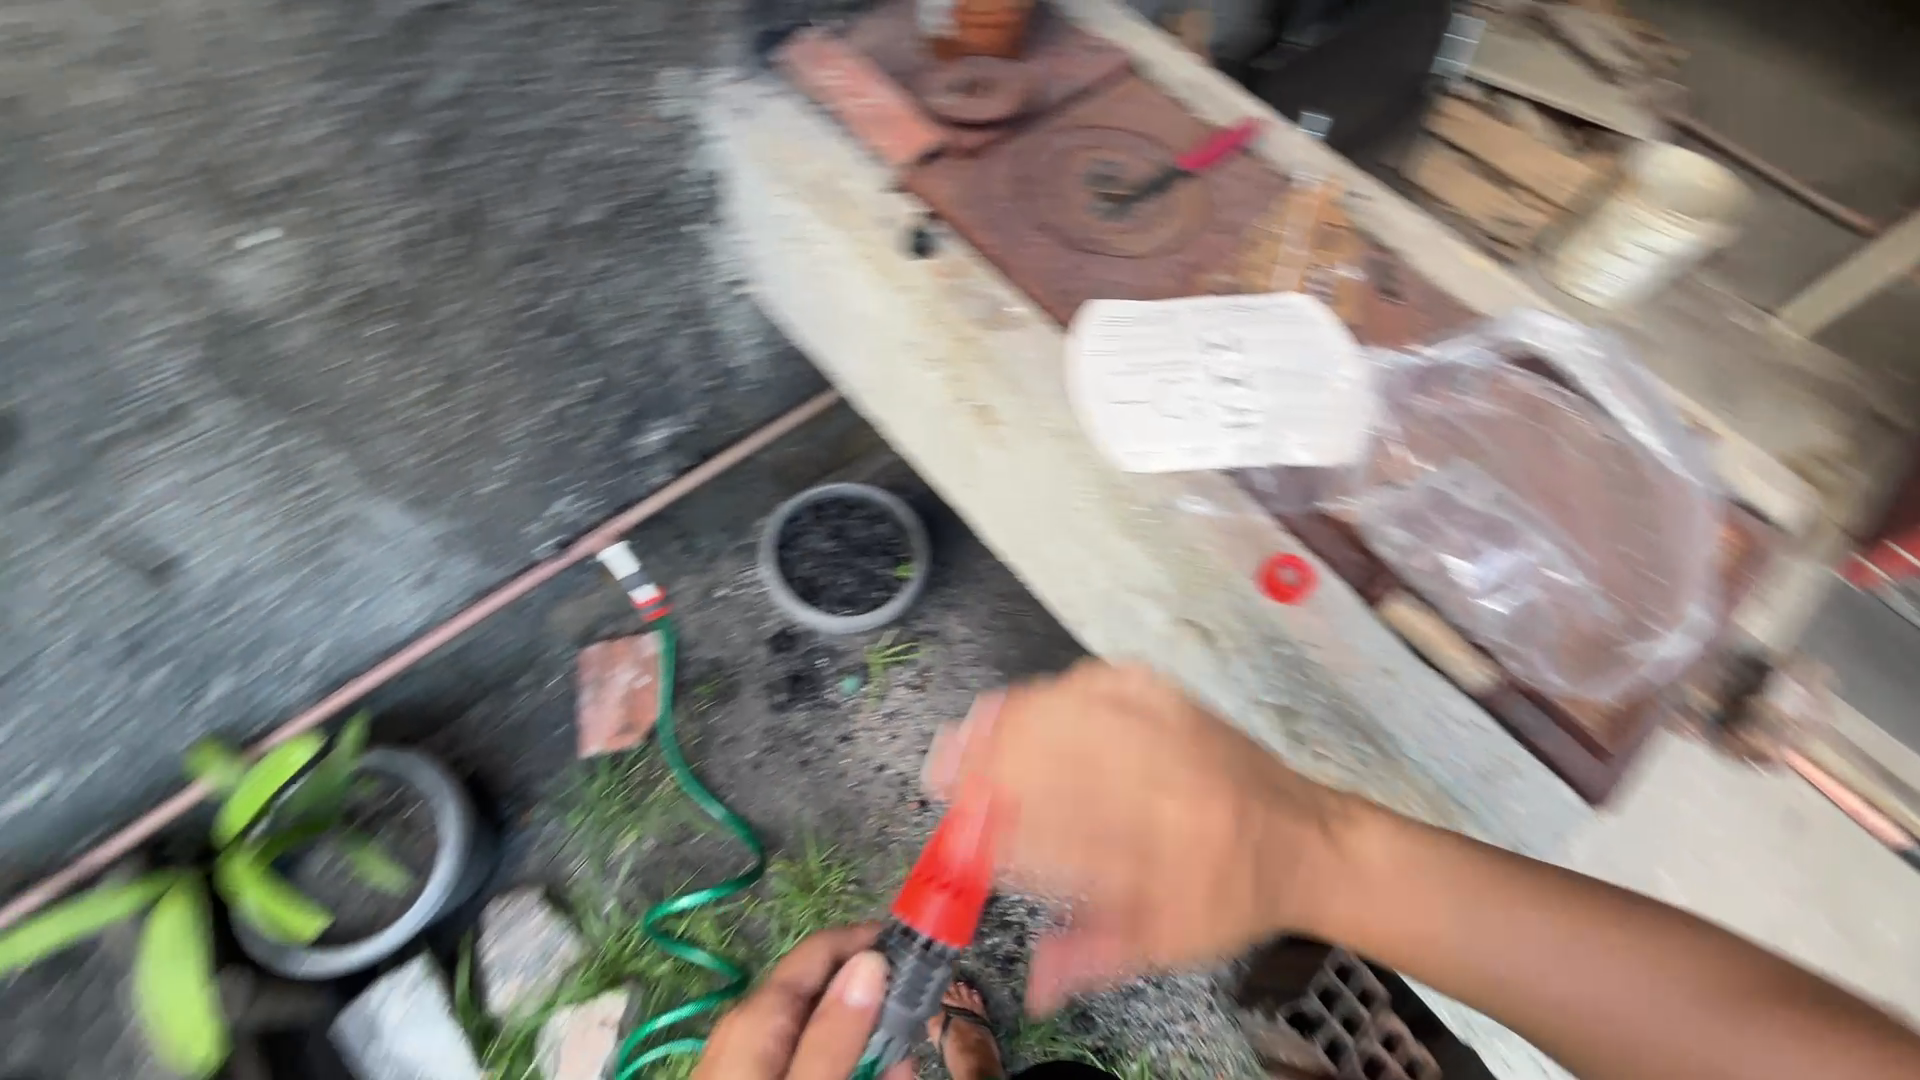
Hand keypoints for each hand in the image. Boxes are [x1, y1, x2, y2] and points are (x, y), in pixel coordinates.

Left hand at [695, 925, 910, 1079]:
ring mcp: (746, 1057)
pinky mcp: (750, 1076)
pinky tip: (864, 1079)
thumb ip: (835, 1033)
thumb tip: (872, 960)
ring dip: (862, 1044)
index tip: (922, 962)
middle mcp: (751, 1023)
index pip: (824, 947)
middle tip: (911, 1038)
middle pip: (826, 989)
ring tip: (894, 1071)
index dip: (873, 944)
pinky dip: (835, 1064)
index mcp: (758, 1012)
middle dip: (874, 1007)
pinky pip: (802, 1058)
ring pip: (819, 1029)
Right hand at [922, 661, 1354, 1013]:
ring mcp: (1168, 727)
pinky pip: (1100, 680)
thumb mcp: (1170, 943)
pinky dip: (1056, 690)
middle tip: (947, 766)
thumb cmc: (1233, 895)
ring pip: (1072, 710)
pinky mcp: (1171, 696)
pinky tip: (1032, 700)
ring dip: (1011, 720)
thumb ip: (1095, 957)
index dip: (1000, 825)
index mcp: (1164, 850)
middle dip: (991, 760)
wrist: (1304, 838)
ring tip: (971, 730)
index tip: (961, 829)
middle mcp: (1164, 780)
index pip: (1061, 830)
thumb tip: (1032, 985)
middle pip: (1058, 757)